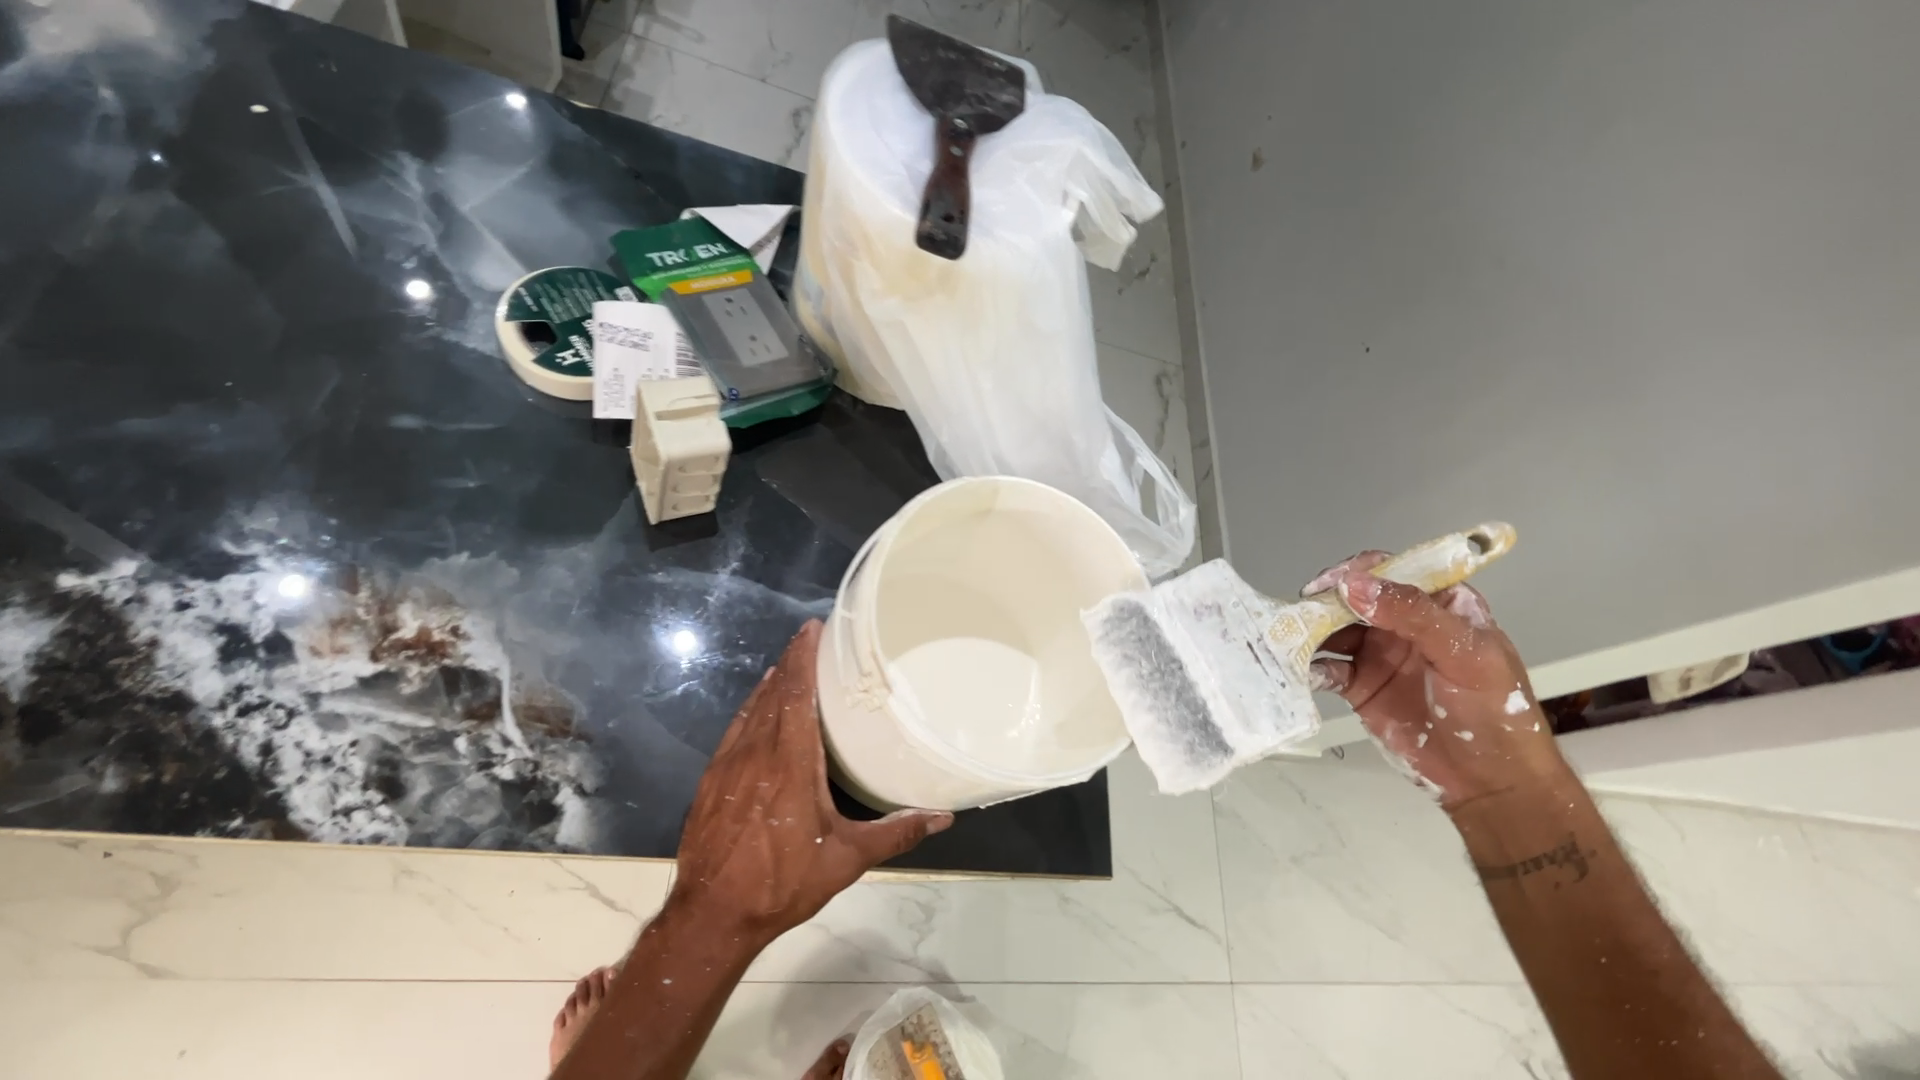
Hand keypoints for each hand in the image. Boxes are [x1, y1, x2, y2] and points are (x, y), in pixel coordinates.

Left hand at [670, 620, 952, 941]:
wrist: (712, 914)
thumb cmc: (782, 883)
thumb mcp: (846, 860)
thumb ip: (895, 834)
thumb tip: (944, 817)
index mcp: (791, 763)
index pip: (796, 695)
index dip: (803, 659)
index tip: (813, 629)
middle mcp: (757, 753)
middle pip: (774, 694)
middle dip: (791, 662)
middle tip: (809, 636)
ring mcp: (728, 765)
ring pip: (751, 709)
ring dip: (770, 683)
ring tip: (788, 664)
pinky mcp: (711, 780)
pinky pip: (734, 730)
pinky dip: (749, 709)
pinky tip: (757, 708)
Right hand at [1303, 553, 1569, 811]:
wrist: (1489, 781)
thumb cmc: (1491, 710)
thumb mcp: (1463, 653)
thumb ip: (1411, 614)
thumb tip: (1352, 585)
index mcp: (1438, 603)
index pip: (1392, 570)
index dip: (1359, 571)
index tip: (1332, 584)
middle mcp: (1402, 622)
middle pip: (1354, 597)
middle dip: (1326, 602)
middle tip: (1301, 614)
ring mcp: (1377, 653)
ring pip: (1334, 629)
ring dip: (1311, 632)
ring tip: (1292, 640)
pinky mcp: (1358, 685)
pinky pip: (1326, 667)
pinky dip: (1310, 666)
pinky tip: (1304, 672)